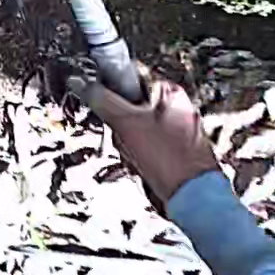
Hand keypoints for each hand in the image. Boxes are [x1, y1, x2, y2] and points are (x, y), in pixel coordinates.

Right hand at [84, 71, 221, 203]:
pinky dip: (137, 150)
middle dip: (119, 119)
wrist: (196, 202)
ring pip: (133, 122)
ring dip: (126, 137)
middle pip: (128, 100)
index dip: (110, 86)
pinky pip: (143, 139)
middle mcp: (176, 105)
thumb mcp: (126, 123)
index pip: (128, 73)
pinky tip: (142, 162)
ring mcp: (176, 127)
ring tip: (135, 152)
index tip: (102, 98)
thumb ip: (101, 99)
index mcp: (169, 91)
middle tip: (124, 132)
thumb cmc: (168, 158)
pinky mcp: (175, 147)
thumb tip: (78, 82)